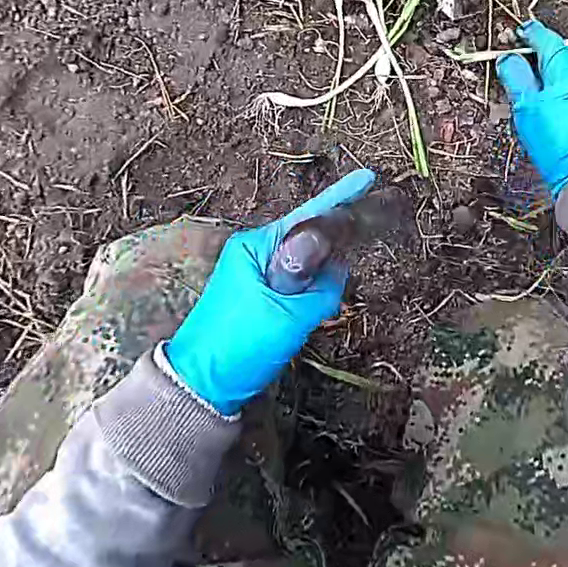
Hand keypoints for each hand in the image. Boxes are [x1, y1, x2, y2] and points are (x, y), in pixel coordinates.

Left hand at [164, 168, 376, 413]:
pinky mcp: (259, 294)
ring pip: (305, 267)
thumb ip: (322, 287)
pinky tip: (302, 319)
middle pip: (309, 240)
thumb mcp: (289, 315)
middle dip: (326, 263)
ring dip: (315, 288)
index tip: (368, 179)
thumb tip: (340, 267)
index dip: (340, 199)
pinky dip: (306, 299)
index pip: (308, 215)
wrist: (199, 387)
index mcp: (256, 246)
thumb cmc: (238, 346)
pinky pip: (294, 285)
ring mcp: (255, 272)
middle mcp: (255, 251)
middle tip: (323, 292)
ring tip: (302, 319)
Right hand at [496, 20, 567, 196]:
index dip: (530, 35)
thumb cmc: (561, 144)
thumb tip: (508, 58)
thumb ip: (516, 78)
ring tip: (550, 109)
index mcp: (567, 68)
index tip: (522, 32)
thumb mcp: (527, 109)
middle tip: (528, 80)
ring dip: (564, 88)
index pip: (546, 40)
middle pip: (563, 61)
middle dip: (545, 67)